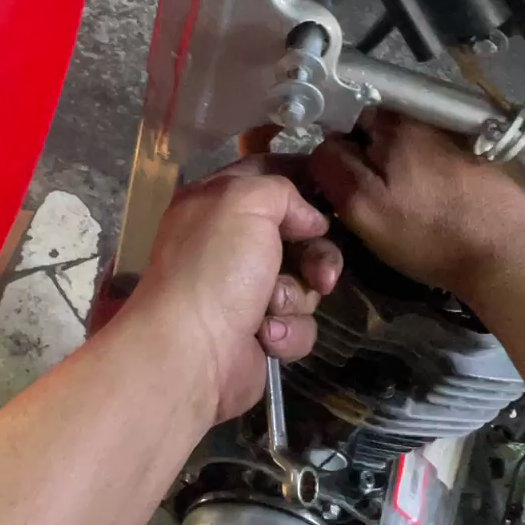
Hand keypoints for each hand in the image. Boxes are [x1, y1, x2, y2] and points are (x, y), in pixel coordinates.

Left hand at [124, 157, 342, 423]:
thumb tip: (309, 220)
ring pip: (304, 281)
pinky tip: (263, 336)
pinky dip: (287, 330)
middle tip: (318, 272)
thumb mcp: (244, 200)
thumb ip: (282, 190)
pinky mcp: (259, 331)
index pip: (266, 172)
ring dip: (295, 296)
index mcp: (216, 201)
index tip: (334, 189)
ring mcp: (245, 289)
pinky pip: (297, 322)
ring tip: (271, 307)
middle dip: (315, 254)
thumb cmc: (214, 266)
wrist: (190, 352)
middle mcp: (229, 242)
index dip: (302, 177)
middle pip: (298, 234)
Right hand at [309, 110, 524, 297]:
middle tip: (382, 202)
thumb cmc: (431, 233)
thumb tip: (322, 146)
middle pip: (387, 130)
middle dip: (377, 157)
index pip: (350, 118)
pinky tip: (448, 205)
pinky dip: (442, 175)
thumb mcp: (363, 207)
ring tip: (416, 206)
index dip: (342, 150)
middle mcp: (432, 116)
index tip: (348, 184)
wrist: (516, 257)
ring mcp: (469, 133)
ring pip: (420, 145)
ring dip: (411, 167)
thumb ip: (332, 168)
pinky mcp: (496, 155)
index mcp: (397, 122)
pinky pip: (451, 157)